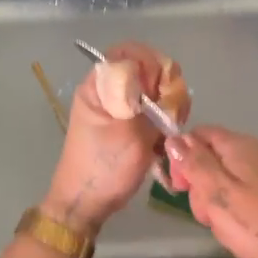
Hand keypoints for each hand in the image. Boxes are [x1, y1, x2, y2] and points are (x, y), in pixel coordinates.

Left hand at [40, 42, 188, 236]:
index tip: (164, 90)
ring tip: (170, 127)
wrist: (85, 205)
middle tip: (172, 112)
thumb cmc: (105, 168)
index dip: (152, 65)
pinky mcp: (123, 123)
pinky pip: (148, 109)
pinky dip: (160, 119)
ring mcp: (115, 107)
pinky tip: (164, 137)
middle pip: (143, 68)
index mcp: (99, 86)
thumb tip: (168, 84)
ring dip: (165, 105)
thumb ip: (153, 105)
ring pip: (150, 90)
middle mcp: (106, 90)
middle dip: (164, 86)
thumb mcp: (133, 134)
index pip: (130, 52)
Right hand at [165, 127, 257, 257]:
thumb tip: (173, 138)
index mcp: (239, 146)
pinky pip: (247, 198)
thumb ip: (195, 165)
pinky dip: (241, 216)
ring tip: (232, 233)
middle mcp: (255, 153)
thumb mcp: (220, 196)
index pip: (198, 135)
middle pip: (212, 160)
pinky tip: (249, 237)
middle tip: (210, 218)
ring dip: (221, 208)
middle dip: (202, 190)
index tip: (181, 189)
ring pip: (228, 184)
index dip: (182, 158)